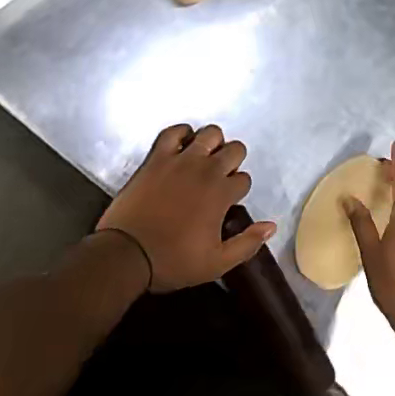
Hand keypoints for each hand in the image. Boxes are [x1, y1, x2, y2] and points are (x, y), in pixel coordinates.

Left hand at [96, 123, 276, 292]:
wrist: (123, 257)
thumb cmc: (171, 261)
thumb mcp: (215, 263)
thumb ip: (247, 244)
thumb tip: (271, 226)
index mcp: (222, 193)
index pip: (244, 178)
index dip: (237, 189)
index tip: (226, 202)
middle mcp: (206, 170)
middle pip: (235, 149)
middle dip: (232, 161)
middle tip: (218, 178)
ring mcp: (180, 161)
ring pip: (210, 133)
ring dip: (212, 144)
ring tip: (203, 159)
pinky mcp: (156, 159)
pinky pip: (173, 132)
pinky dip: (181, 134)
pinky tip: (180, 147)